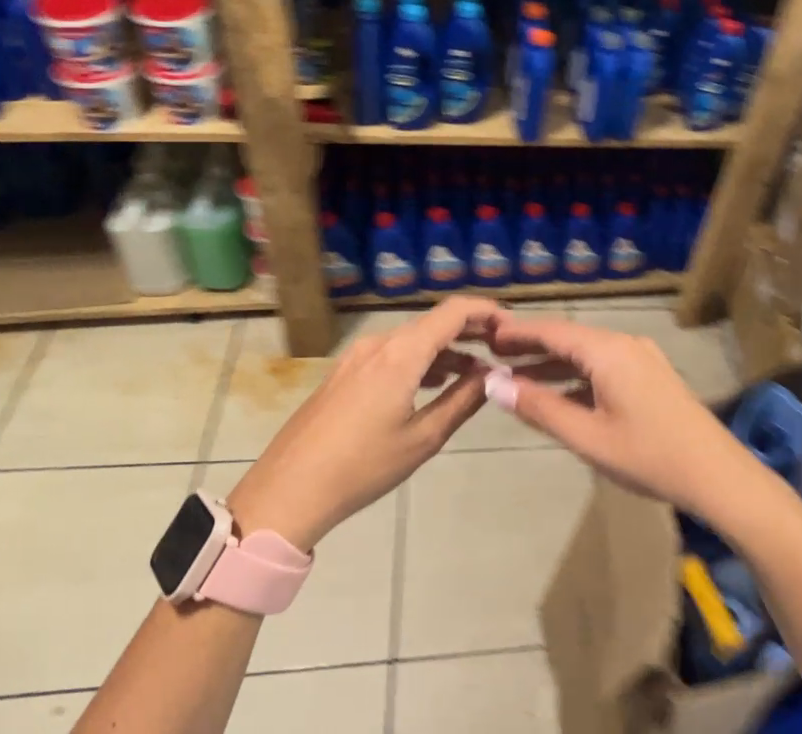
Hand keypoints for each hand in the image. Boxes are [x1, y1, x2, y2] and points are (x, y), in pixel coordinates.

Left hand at [227, 297, 502, 550]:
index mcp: (402, 354)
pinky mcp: (344, 373)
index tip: (513, 327)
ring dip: (446, 349)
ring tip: (476, 374)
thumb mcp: (423, 438)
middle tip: (502, 352)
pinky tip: (434, 384)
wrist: (288, 490)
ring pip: (413, 339)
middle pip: (434, 322)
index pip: (454, 311)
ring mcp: (357, 357)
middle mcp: (379, 344)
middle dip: (471, 332)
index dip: (488, 311)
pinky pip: (392, 353)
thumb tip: (494, 374)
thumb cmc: (362, 467)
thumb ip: (463, 400)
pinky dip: (421, 360)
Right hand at [484, 314, 768, 522]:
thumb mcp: (587, 436)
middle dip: (532, 347)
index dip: (518, 333)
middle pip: (570, 339)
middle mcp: (626, 344)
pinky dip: (577, 377)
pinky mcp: (651, 377)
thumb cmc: (648, 455)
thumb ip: (539, 408)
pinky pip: (604, 367)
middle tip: (492, 354)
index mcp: (609, 351)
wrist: (716, 474)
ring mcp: (642, 359)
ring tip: (514, 376)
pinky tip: (557, 395)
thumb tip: (494, 384)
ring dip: (553, 365)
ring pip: (587, 354)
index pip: (553, 331)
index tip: (486, 335)